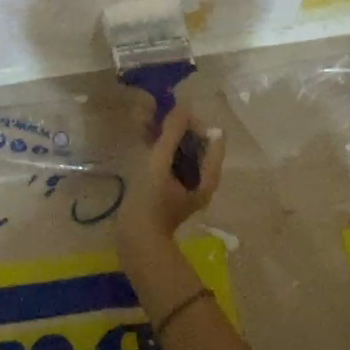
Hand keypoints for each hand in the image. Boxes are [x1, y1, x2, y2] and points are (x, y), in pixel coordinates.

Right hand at [117, 103, 225, 248]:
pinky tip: (146, 140)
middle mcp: (202, 180)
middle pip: (198, 146)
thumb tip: (181, 109)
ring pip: (183, 153)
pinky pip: (172, 163)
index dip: (196, 124)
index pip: (213, 140)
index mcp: (208, 177)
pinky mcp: (170, 190)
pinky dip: (162, 151)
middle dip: (181, 129)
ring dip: (170, 138)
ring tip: (150, 124)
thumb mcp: (159, 165)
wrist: (136, 241)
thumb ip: (171, 136)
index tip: (174, 116)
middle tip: (159, 117)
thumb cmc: (150, 203)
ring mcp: (186, 186)